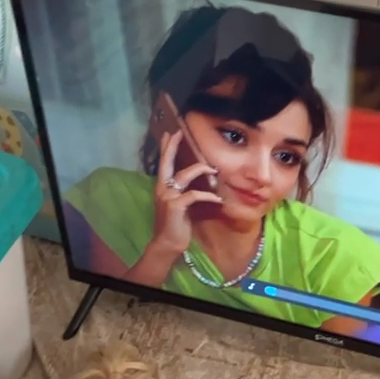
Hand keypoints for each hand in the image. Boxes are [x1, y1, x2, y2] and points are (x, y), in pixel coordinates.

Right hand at [147, 129, 222, 257]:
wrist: (167, 244)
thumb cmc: (175, 226)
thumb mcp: (178, 206)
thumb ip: (183, 193)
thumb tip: (197, 183)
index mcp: (162, 188)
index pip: (163, 164)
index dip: (166, 149)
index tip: (170, 134)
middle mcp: (162, 189)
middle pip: (167, 163)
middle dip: (173, 147)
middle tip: (179, 133)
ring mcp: (168, 196)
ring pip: (185, 175)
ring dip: (201, 170)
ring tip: (214, 171)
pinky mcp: (176, 206)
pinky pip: (194, 194)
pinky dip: (207, 195)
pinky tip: (217, 199)